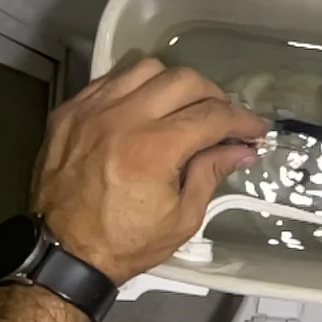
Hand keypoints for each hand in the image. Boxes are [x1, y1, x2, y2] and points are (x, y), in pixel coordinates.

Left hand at [33, 58, 268, 281]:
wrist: (64, 252)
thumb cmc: (127, 243)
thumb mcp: (183, 218)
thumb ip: (212, 174)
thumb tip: (243, 151)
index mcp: (153, 151)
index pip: (211, 116)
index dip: (242, 121)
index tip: (257, 130)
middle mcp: (121, 119)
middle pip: (184, 80)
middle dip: (215, 96)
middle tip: (224, 120)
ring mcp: (91, 110)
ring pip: (148, 69)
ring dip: (176, 85)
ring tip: (186, 110)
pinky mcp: (70, 111)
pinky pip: (113, 80)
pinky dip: (139, 88)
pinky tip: (148, 110)